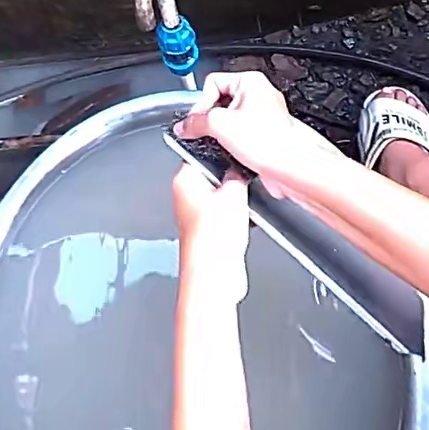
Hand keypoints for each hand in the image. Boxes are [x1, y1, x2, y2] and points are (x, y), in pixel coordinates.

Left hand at [172, 161, 249, 303]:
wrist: (214, 276)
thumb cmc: (212, 238)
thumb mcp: (234, 193)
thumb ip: (237, 174)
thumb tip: (240, 169)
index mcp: (183, 181)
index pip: (201, 154)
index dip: (222, 154)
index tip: (236, 156)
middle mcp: (186, 197)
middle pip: (214, 176)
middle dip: (232, 181)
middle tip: (242, 185)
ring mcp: (197, 216)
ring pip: (223, 197)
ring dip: (237, 202)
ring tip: (243, 209)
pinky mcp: (210, 232)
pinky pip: (227, 217)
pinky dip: (238, 219)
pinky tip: (245, 224)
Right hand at [173, 71, 346, 198]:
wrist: (292, 167)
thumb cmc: (270, 142)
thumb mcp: (220, 125)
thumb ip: (196, 122)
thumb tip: (183, 126)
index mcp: (249, 81)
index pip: (212, 83)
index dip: (201, 103)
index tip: (196, 121)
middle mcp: (258, 93)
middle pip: (219, 101)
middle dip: (211, 120)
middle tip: (208, 133)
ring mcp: (262, 113)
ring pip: (228, 119)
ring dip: (222, 133)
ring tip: (225, 144)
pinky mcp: (264, 132)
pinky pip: (239, 132)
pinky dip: (232, 142)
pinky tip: (234, 152)